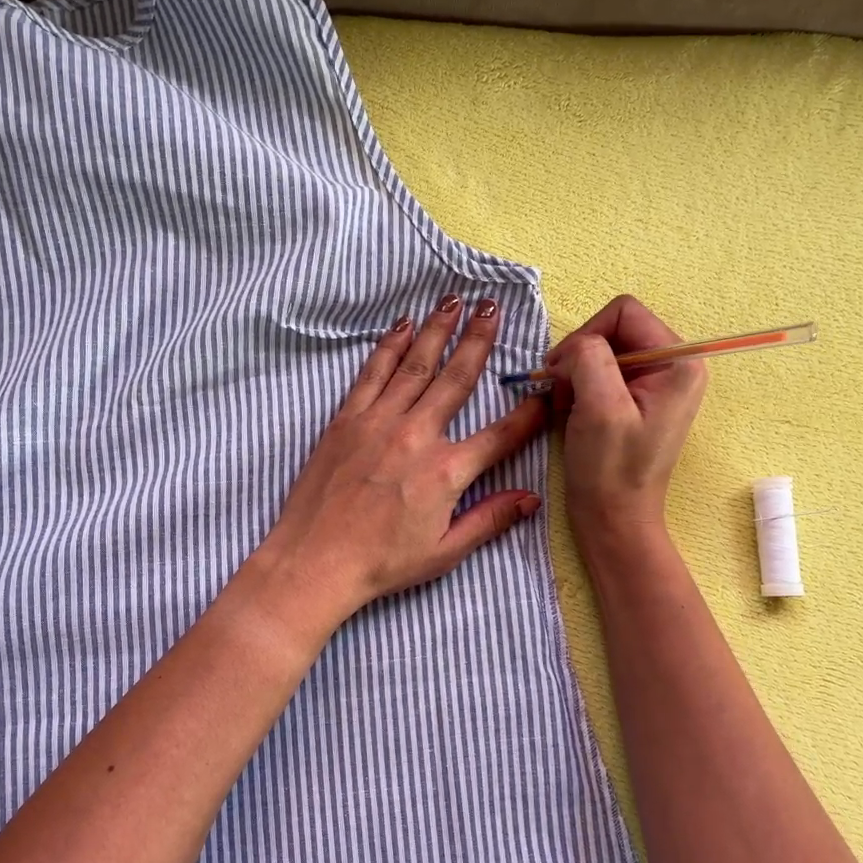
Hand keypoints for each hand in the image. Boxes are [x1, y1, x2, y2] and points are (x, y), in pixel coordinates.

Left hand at [254, 294, 548, 618]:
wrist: (315, 561)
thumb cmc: (381, 563)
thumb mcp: (444, 552)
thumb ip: (490, 520)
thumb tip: (532, 498)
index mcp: (447, 471)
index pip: (501, 434)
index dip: (530, 411)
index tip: (548, 387)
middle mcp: (416, 436)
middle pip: (456, 379)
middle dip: (479, 340)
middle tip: (494, 306)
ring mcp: (378, 423)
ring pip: (415, 365)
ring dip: (436, 330)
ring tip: (454, 300)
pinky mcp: (346, 420)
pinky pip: (372, 374)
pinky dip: (388, 347)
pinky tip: (402, 325)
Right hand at [546, 295, 706, 550]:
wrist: (612, 519)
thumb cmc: (611, 469)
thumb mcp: (600, 407)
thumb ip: (589, 359)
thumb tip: (572, 348)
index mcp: (679, 362)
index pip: (623, 312)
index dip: (587, 335)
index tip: (564, 371)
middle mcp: (672, 365)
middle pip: (611, 329)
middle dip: (579, 356)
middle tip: (560, 392)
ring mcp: (653, 384)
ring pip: (600, 351)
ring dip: (574, 374)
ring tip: (565, 407)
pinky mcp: (633, 400)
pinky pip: (598, 373)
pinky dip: (577, 387)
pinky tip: (569, 412)